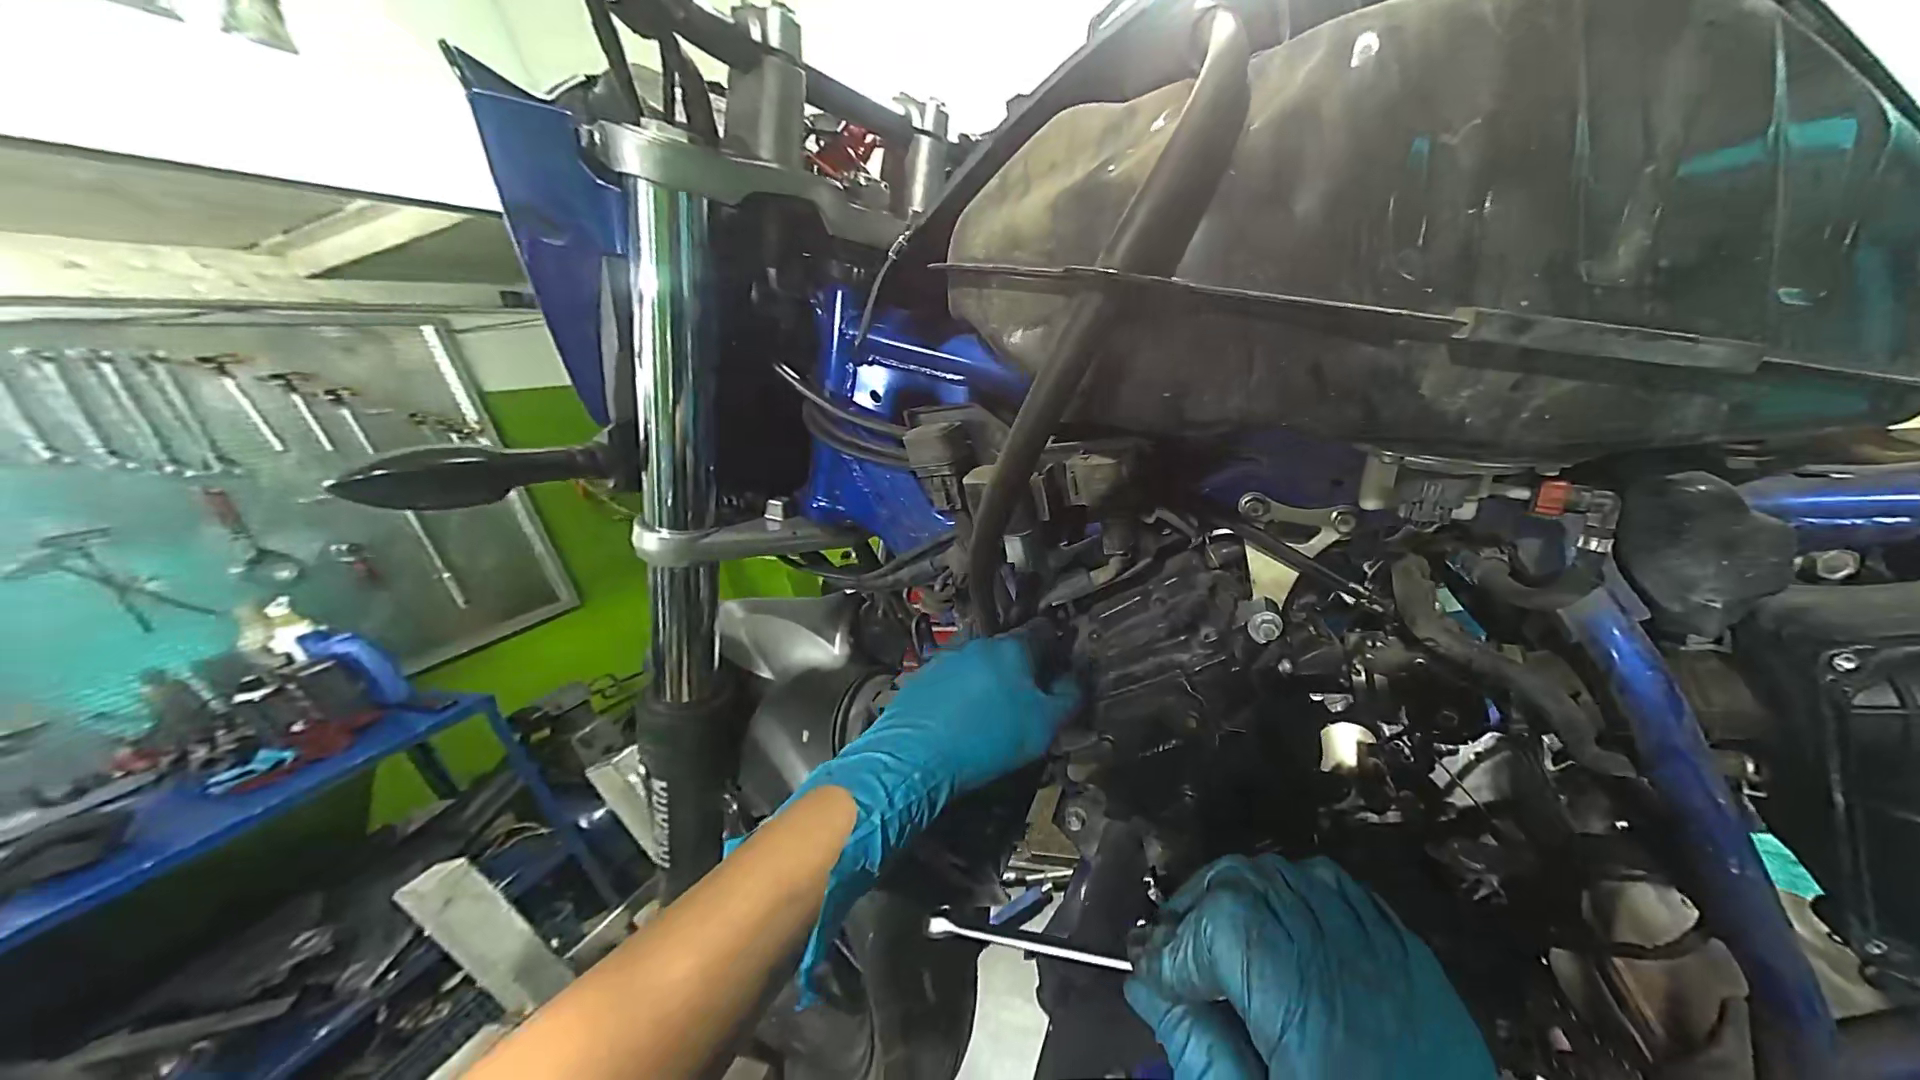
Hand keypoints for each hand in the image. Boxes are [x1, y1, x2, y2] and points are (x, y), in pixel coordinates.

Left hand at [785, 632, 1080, 992]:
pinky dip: (964, 695)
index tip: (1063, 663)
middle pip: (1010, 649)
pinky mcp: (921, 680)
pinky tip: (965, 721)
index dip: (1058, 646)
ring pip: (980, 665)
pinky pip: (954, 682)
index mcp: (1010, 647)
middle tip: (1032, 697)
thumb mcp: (1043, 726)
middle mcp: (976, 644)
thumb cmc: (984, 739)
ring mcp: (945, 660)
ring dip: (992, 682)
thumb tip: (1076, 682)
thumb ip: (1067, 699)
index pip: (1043, 632)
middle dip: (1023, 669)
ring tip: (998, 714)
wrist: (912, 758)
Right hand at [1125, 854, 1494, 1079]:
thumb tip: (1143, 981)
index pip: (1223, 922)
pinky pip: (1333, 886)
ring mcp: (1384, 944)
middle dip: (1196, 906)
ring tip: (1218, 936)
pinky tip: (1277, 928)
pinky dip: (1289, 893)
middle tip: (1173, 952)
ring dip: (1238, 893)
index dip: (1175, 944)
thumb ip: (1193, 1045)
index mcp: (1311, 1009)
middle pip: (1249, 880)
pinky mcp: (1407, 948)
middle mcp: (1348, 957)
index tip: (1153, 978)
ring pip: (1287, 872)